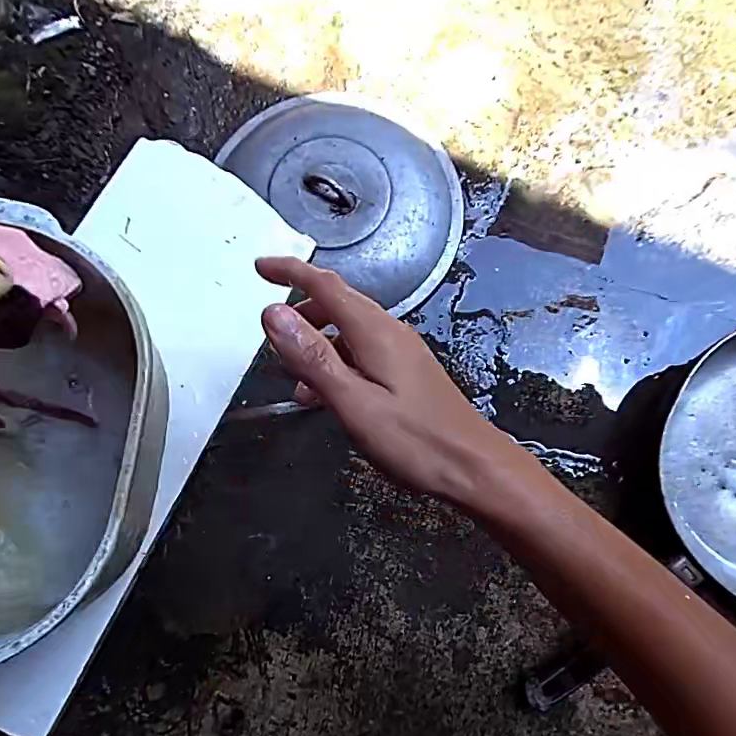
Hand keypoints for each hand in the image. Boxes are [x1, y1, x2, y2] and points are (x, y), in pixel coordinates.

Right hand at [255, 257, 541, 509]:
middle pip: (337, 303)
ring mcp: (400, 352)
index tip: (261, 268)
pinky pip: (361, 353)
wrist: (474, 467)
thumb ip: (313, 358)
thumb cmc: (416, 440)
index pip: (324, 285)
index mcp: (375, 332)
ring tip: (293, 376)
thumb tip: (274, 314)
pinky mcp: (406, 372)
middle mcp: (389, 332)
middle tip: (272, 335)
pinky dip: (335, 363)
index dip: (290, 272)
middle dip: (300, 311)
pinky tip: (325, 395)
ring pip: (347, 331)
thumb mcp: (354, 402)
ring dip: (316, 343)